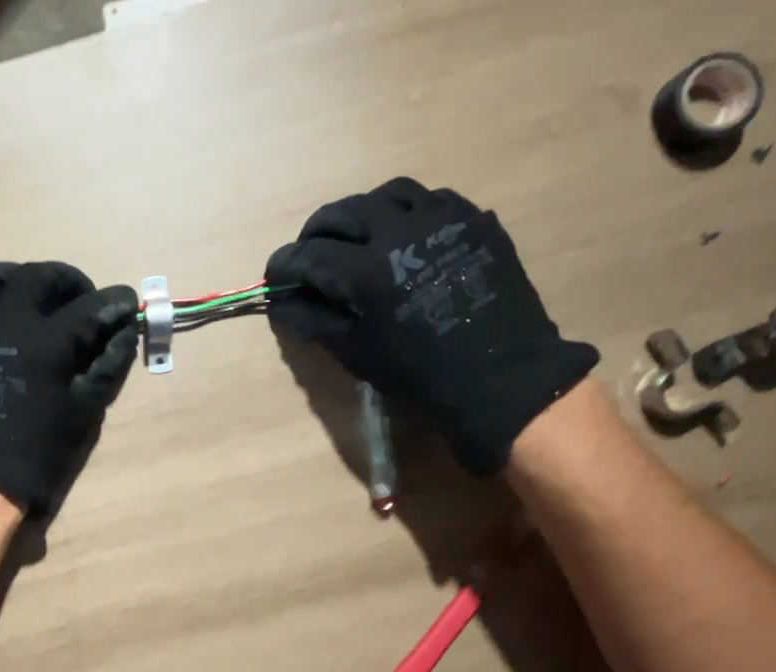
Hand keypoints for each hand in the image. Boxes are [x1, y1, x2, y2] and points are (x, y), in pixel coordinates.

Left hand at [0, 261, 139, 511]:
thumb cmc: (42, 447)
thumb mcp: (86, 408)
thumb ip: (108, 363)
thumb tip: (124, 331)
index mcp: (48, 342)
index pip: (90, 307)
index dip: (114, 303)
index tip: (126, 304)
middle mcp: (7, 323)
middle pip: (37, 277)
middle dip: (65, 281)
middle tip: (78, 298)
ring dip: (15, 277)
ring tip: (30, 292)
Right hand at [265, 178, 598, 475]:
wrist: (501, 375)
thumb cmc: (419, 372)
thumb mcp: (356, 352)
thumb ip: (313, 320)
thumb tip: (280, 302)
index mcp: (366, 270)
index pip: (308, 254)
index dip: (284, 265)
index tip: (274, 276)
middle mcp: (400, 230)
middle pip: (344, 211)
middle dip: (317, 231)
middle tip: (309, 253)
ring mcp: (443, 219)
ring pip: (388, 194)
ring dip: (361, 212)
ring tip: (355, 235)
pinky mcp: (474, 220)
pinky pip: (432, 199)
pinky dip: (405, 212)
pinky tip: (402, 236)